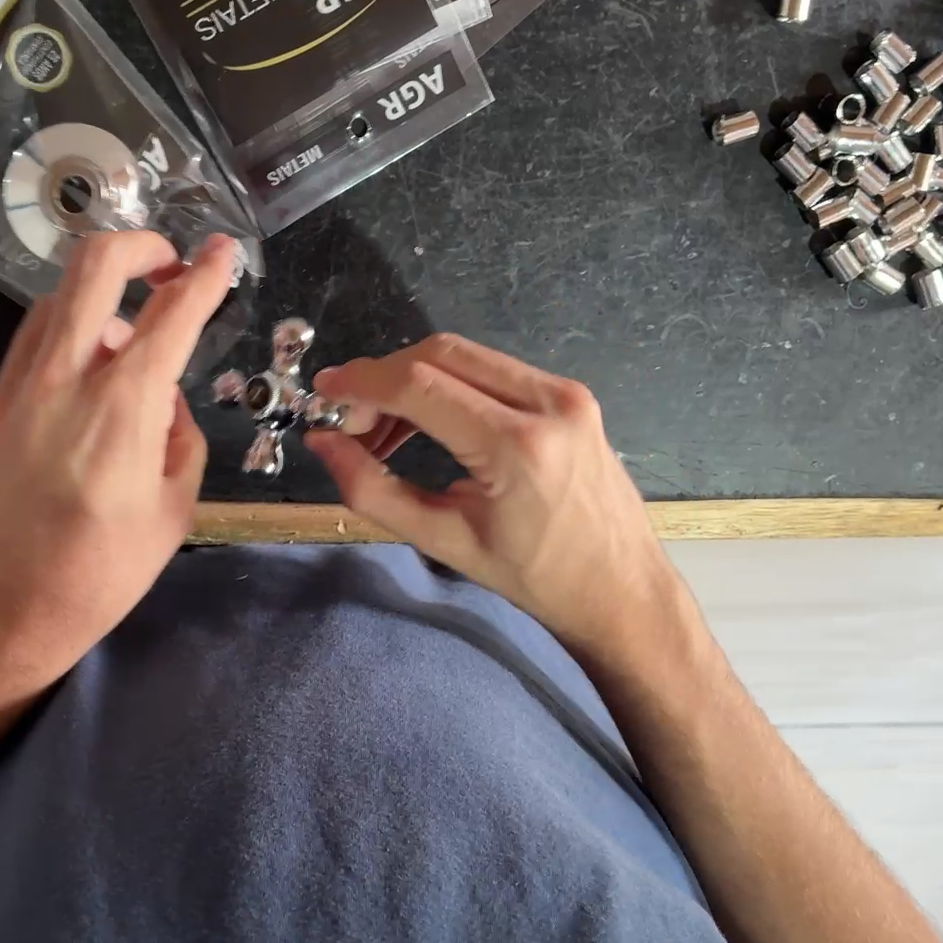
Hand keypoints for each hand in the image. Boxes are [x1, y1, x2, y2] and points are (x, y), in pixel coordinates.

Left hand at [0, 231, 236, 705]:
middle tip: (171, 264)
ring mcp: (17, 388)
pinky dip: (69, 328)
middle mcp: (63, 380)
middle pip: (93, 267)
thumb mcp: (173, 513)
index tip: (224, 254)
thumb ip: (180, 440)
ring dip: (104, 293)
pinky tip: (89, 366)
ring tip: (134, 336)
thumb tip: (166, 401)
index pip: (171, 317)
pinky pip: (34, 339)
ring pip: (58, 298)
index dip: (205, 277)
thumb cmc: (100, 577)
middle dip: (141, 247)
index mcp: (121, 411)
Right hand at [305, 334, 686, 657]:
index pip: (420, 385)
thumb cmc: (532, 577)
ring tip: (384, 433)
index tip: (323, 394)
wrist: (620, 588)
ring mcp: (565, 392)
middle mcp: (547, 403)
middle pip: (440, 354)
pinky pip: (492, 370)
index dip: (361, 383)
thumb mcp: (443, 540)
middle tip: (351, 422)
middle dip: (383, 378)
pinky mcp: (570, 395)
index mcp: (516, 447)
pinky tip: (429, 424)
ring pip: (465, 357)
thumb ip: (373, 490)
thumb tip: (323, 444)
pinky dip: (447, 386)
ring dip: (413, 381)